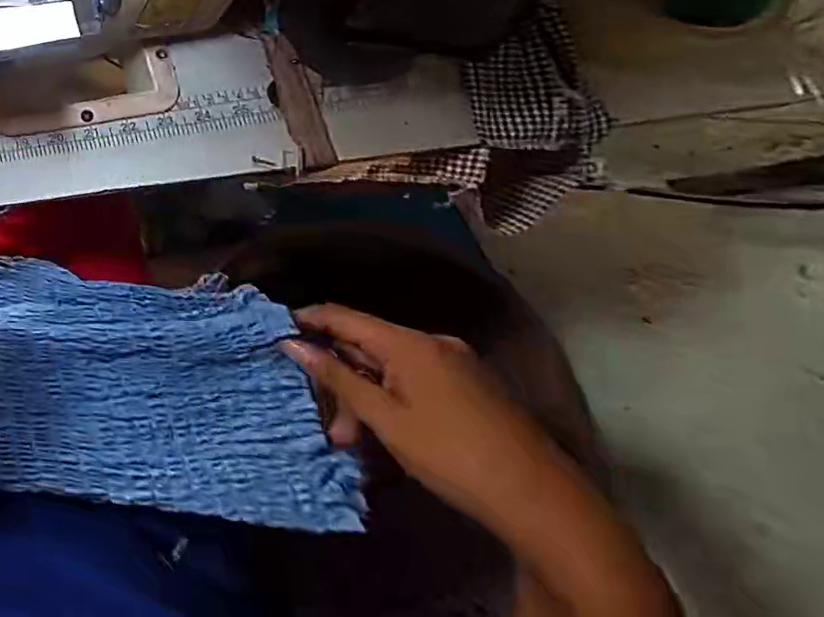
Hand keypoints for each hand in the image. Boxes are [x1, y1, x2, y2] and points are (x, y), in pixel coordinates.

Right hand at [283, 304, 679, 616]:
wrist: (549, 508)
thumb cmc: (453, 456)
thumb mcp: (385, 419)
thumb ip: (336, 377)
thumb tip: (291, 342)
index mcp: (410, 343)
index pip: (341, 315)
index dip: (305, 320)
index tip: (274, 333)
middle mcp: (434, 343)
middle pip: (365, 346)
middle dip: (339, 380)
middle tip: (329, 423)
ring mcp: (457, 365)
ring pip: (389, 368)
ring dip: (365, 398)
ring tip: (354, 442)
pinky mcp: (472, 388)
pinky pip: (414, 381)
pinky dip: (391, 401)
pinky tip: (386, 434)